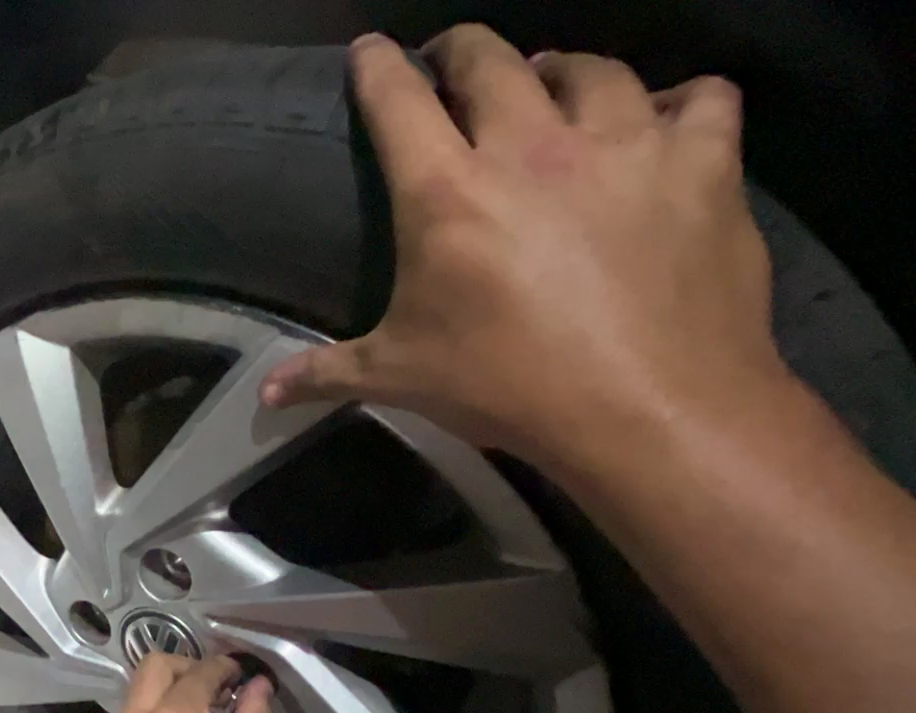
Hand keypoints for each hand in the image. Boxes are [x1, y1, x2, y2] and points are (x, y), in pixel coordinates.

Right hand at [260, 26, 789, 465]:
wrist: (646, 406)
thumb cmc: (502, 385)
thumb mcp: (396, 376)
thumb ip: (324, 373)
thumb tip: (264, 395)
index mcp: (446, 195)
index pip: (399, 103)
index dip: (377, 69)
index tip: (369, 51)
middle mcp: (532, 148)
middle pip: (492, 61)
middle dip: (461, 52)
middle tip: (451, 65)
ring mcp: (625, 146)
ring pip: (592, 69)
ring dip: (560, 71)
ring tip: (549, 87)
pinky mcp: (703, 163)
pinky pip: (699, 98)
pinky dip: (675, 103)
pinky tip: (659, 124)